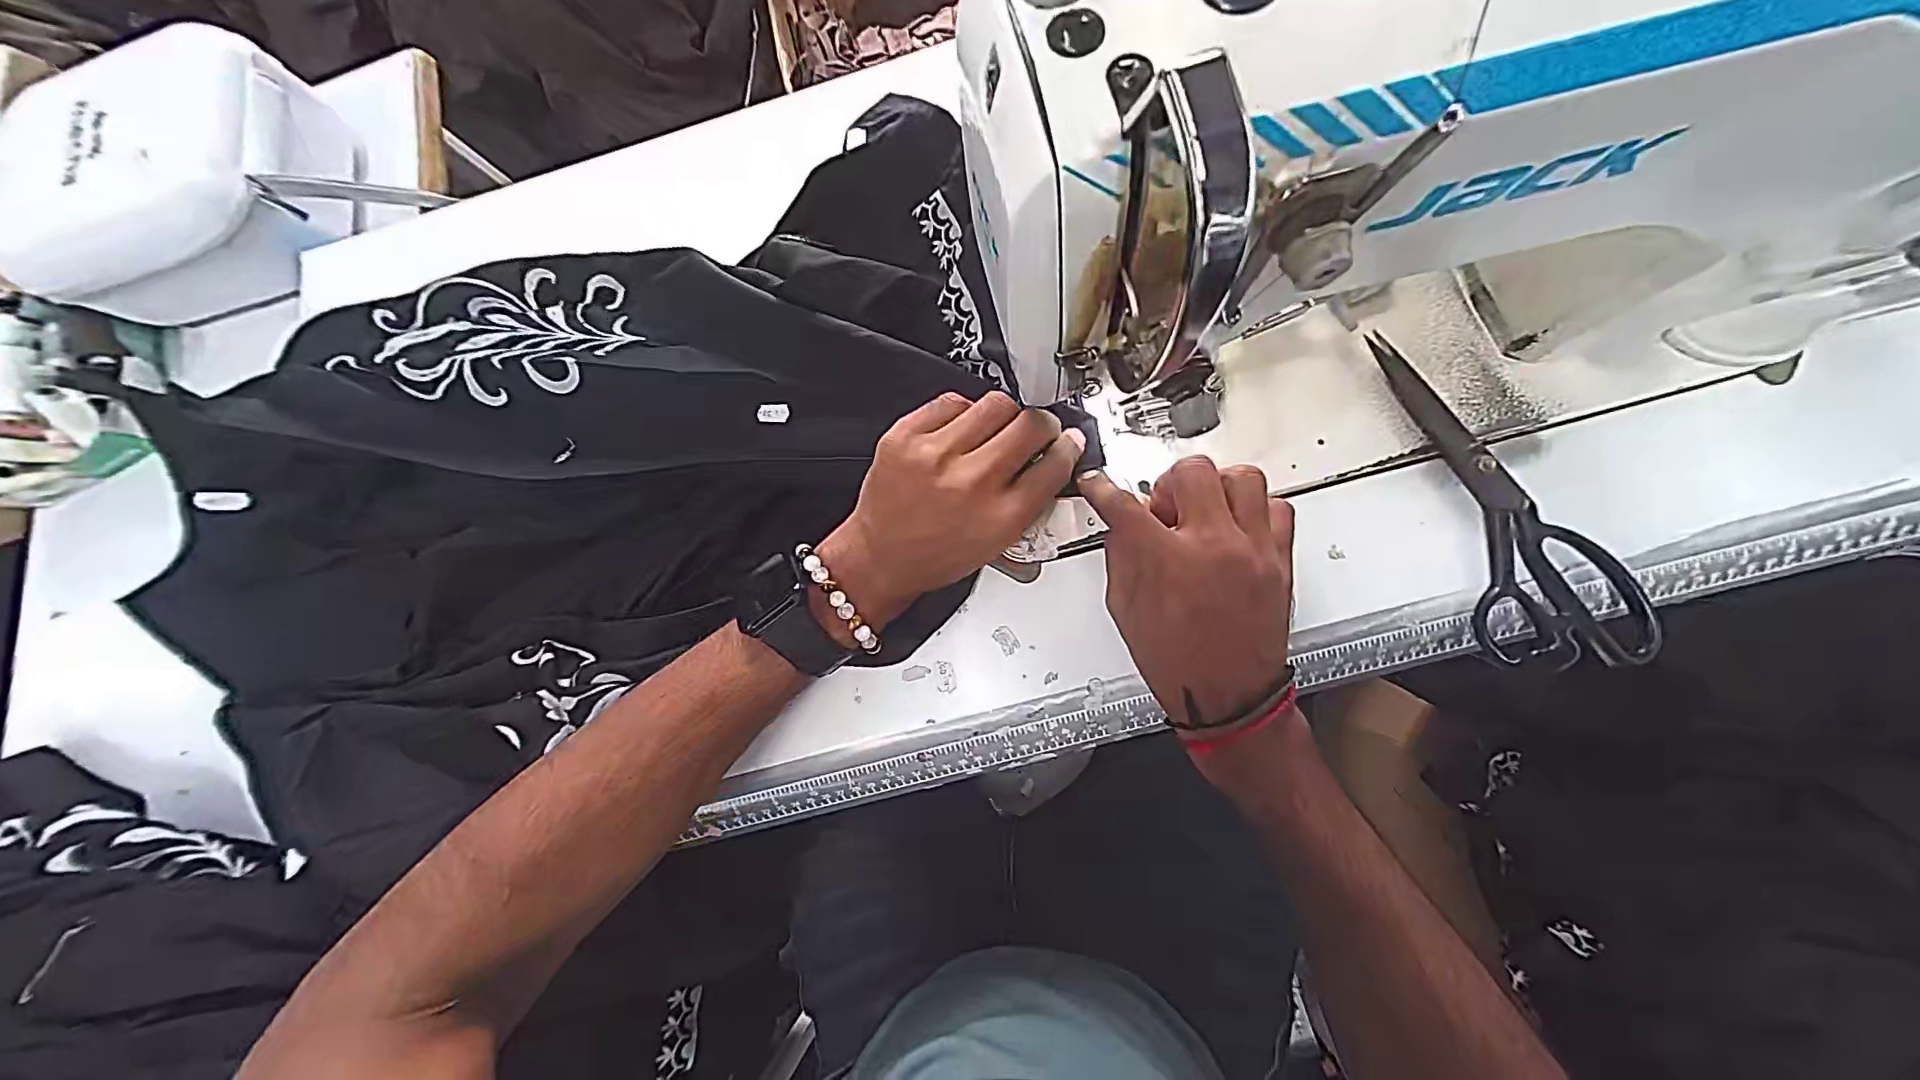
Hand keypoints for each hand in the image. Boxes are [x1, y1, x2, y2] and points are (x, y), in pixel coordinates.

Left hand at [815, 391, 1083, 642]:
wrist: (879, 557)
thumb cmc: (935, 557)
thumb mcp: (997, 545)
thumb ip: (1031, 504)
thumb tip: (1057, 462)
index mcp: (1000, 518)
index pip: (1054, 465)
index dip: (1067, 448)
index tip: (1067, 442)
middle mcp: (970, 483)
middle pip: (1031, 425)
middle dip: (1042, 425)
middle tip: (1036, 431)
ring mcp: (936, 455)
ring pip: (996, 404)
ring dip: (1004, 415)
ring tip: (995, 431)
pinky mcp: (906, 437)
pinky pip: (953, 401)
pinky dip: (963, 412)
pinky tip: (960, 431)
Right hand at [1079, 457, 1294, 727]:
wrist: (1230, 698)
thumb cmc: (1181, 663)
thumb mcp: (1126, 610)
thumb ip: (1121, 558)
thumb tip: (1120, 526)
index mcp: (1166, 561)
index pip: (1124, 505)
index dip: (1102, 490)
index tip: (1099, 485)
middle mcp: (1213, 547)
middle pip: (1190, 472)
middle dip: (1167, 483)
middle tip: (1165, 507)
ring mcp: (1252, 551)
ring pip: (1242, 478)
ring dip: (1215, 487)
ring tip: (1205, 509)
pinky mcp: (1280, 560)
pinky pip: (1278, 508)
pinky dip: (1256, 509)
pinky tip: (1239, 526)